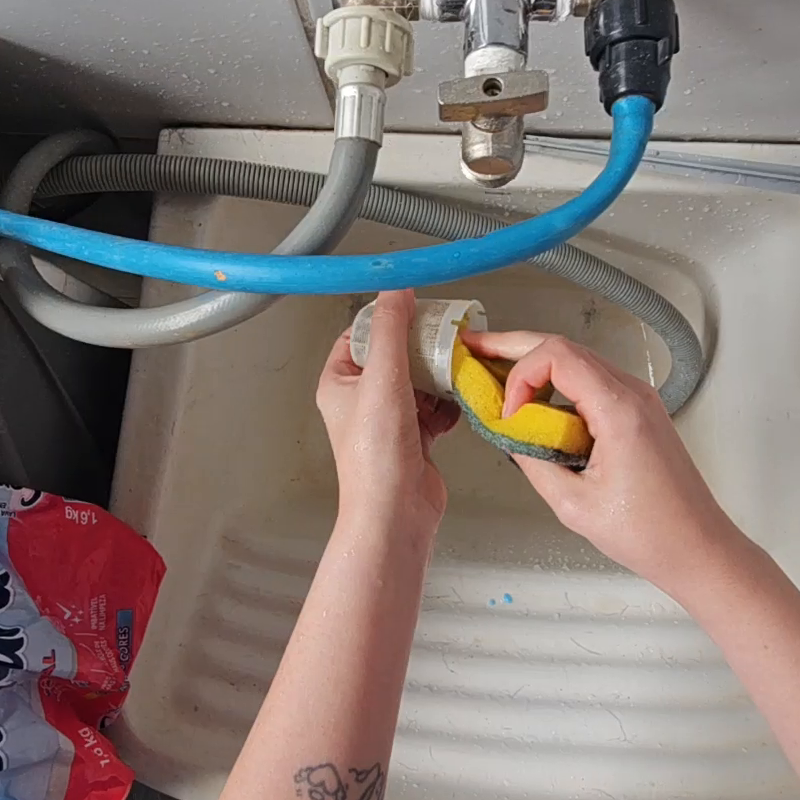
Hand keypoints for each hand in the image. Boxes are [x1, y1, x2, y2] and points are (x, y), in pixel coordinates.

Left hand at [316, 290, 460, 528]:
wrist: (396, 512)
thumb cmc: (377, 453)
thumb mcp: (383, 377)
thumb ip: (391, 329)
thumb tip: (396, 288)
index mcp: (339, 383)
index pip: (360, 335)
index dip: (386, 320)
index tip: (416, 308)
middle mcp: (360, 400)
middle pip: (395, 356)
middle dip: (422, 347)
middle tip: (447, 335)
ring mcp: (388, 419)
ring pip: (418, 381)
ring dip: (439, 375)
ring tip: (458, 367)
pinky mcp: (414, 438)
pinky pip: (434, 408)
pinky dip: (448, 404)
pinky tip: (459, 402)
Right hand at [458, 330, 735, 590]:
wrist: (699, 548)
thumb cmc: (649, 533)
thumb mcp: (573, 504)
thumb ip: (532, 460)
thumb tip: (507, 433)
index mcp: (619, 409)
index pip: (557, 356)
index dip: (520, 375)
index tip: (508, 414)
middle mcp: (632, 392)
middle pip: (563, 346)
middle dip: (514, 346)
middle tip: (474, 347)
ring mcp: (638, 399)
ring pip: (576, 359)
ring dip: (534, 363)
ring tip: (493, 368)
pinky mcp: (636, 411)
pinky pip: (589, 381)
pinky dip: (555, 383)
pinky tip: (531, 397)